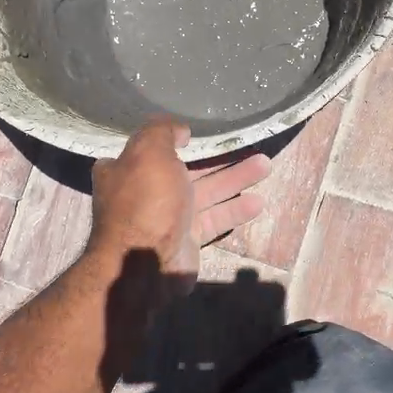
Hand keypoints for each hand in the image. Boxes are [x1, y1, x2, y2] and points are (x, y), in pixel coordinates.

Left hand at [87, 120, 272, 281]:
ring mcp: (167, 217)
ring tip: (265, 165)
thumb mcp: (149, 151)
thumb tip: (181, 131)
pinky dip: (234, 209)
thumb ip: (163, 130)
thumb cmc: (146, 200)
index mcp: (127, 170)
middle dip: (219, 157)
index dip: (172, 137)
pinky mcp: (186, 239)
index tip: (196, 129)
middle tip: (247, 144)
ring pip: (206, 191)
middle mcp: (145, 193)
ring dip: (235, 178)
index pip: (149, 148)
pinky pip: (213, 218)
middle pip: (188, 168)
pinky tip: (258, 202)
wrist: (146, 262)